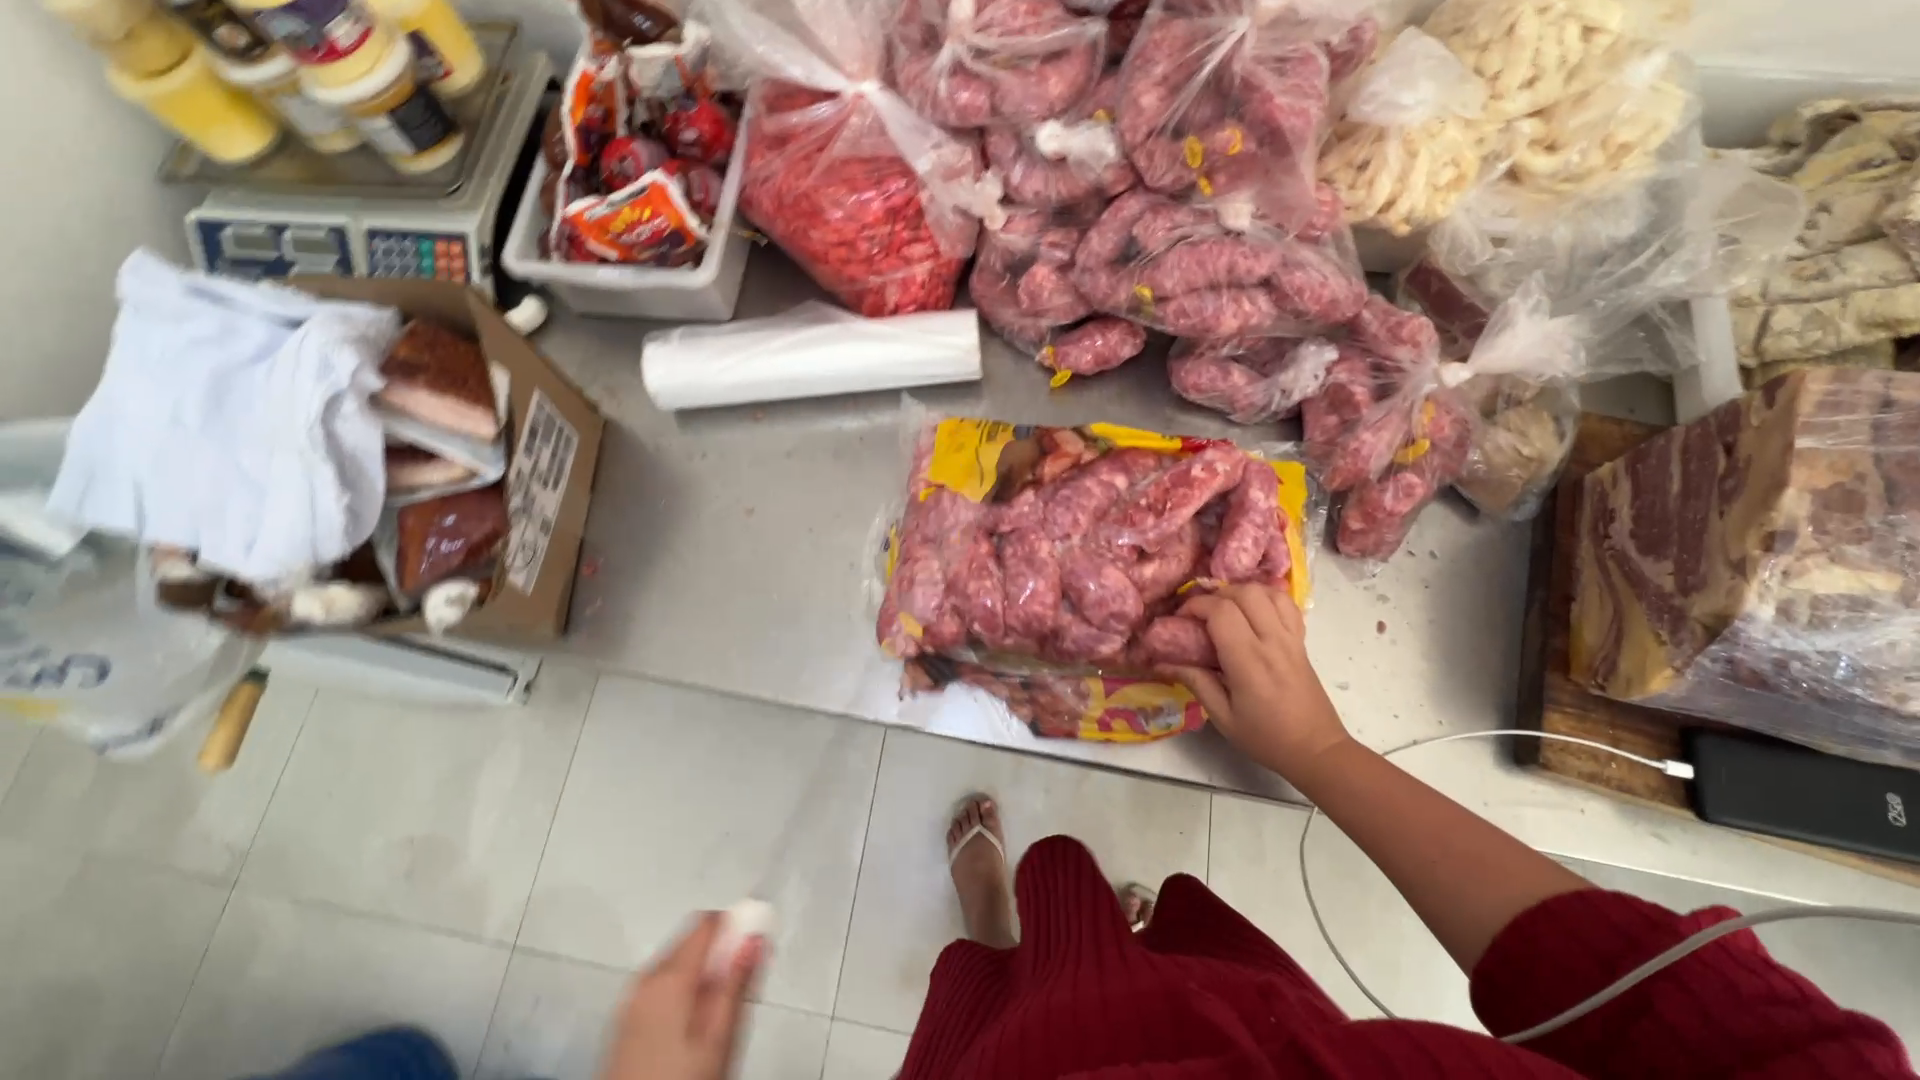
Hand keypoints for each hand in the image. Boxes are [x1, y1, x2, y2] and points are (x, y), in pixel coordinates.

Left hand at [598, 912, 765, 1079]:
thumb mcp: (722, 1036)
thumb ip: (738, 982)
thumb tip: (754, 939)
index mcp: (670, 977)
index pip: (708, 921)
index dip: (736, 927)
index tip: (754, 947)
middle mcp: (644, 980)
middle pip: (691, 941)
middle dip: (720, 956)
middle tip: (738, 993)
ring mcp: (629, 1000)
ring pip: (676, 964)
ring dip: (701, 975)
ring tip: (715, 1019)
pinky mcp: (623, 1019)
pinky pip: (659, 986)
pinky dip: (680, 992)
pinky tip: (689, 1030)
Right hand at [1160, 584, 1350, 777]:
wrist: (1316, 749)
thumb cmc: (1266, 738)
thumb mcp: (1223, 717)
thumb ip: (1196, 682)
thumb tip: (1162, 663)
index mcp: (1249, 662)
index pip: (1222, 612)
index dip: (1197, 606)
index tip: (1181, 618)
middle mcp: (1272, 642)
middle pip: (1245, 593)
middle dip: (1216, 595)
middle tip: (1201, 614)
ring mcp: (1291, 638)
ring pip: (1267, 592)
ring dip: (1242, 592)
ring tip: (1226, 609)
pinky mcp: (1302, 641)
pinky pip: (1286, 604)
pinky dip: (1267, 597)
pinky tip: (1253, 611)